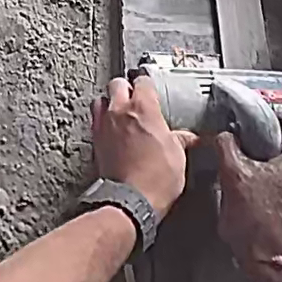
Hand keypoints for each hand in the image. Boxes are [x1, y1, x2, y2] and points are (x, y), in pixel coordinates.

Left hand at [92, 76, 197, 217]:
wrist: (130, 200)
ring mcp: (104, 125)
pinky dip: (101, 121)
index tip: (151, 89)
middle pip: (117, 84)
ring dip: (110, 102)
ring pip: (101, 100)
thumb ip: (180, 139)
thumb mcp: (178, 155)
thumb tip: (187, 138)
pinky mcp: (95, 142)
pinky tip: (111, 131)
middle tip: (135, 98)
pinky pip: (95, 121)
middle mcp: (120, 111)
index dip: (147, 83)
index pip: (142, 81)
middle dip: (126, 88)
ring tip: (120, 112)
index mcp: (143, 108)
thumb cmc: (155, 178)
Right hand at [215, 115, 281, 281]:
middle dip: (267, 134)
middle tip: (244, 134)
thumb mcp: (233, 174)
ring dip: (264, 154)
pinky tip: (244, 176)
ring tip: (241, 155)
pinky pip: (281, 176)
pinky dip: (265, 171)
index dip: (280, 115)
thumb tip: (222, 134)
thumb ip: (226, 145)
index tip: (258, 118)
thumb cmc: (257, 220)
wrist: (266, 261)